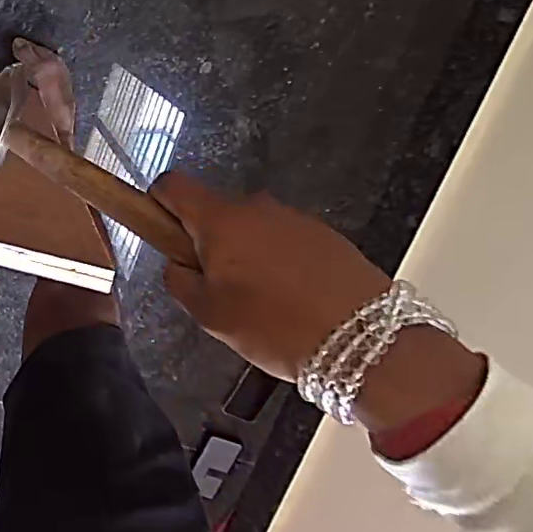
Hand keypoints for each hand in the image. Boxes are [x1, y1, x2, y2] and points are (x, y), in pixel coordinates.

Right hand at [151, 172, 483, 434]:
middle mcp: (256, 207)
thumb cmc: (278, 327)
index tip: (163, 233)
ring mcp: (295, 219)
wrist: (374, 346)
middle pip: (214, 212)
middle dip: (208, 242)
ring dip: (247, 254)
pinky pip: (286, 241)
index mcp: (221, 220)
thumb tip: (179, 264)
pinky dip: (281, 263)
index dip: (157, 202)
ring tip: (264, 303)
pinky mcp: (328, 237)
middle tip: (217, 286)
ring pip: (252, 229)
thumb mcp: (210, 315)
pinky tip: (295, 302)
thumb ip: (180, 281)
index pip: (172, 185)